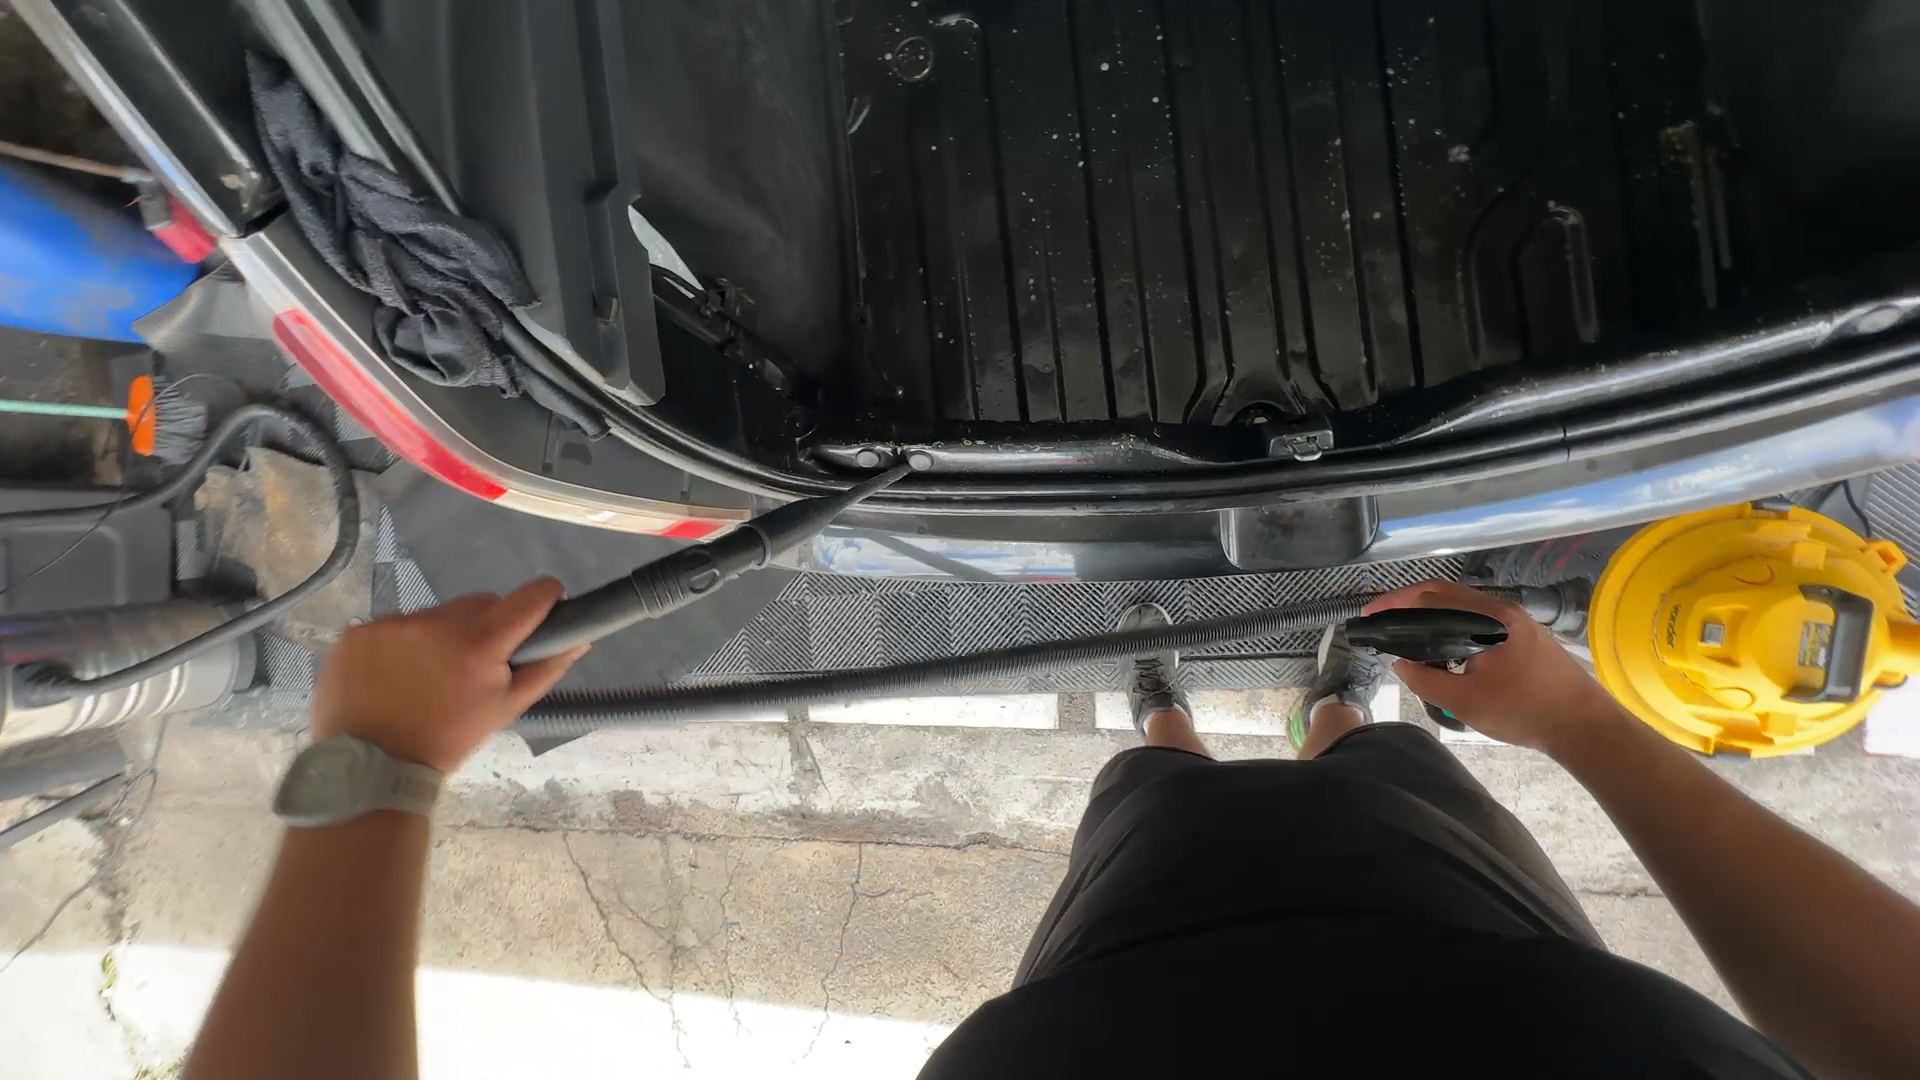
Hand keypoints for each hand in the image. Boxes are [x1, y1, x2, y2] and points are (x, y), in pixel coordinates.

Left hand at [310, 578, 586, 771]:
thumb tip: (581, 639)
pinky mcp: (358, 632)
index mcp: (479, 644)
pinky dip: (408, 640)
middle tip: (482, 658)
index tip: (549, 607)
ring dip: (448, 631)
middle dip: (491, 623)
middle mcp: (436, 624)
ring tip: (435, 668)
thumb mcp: (507, 708)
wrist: (368, 767)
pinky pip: (400, 622)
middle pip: (483, 602)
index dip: (546, 597)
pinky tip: (400, 670)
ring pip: (441, 612)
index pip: (530, 596)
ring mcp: (392, 625)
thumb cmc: (450, 738)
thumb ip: (547, 668)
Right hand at [1363, 580, 1629, 755]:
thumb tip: (1399, 663)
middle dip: (1407, 603)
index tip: (1369, 615)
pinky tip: (1441, 644)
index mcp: (1488, 619)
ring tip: (1406, 632)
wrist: (1588, 728)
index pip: (1429, 597)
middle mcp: (1503, 611)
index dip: (1393, 602)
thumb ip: (1423, 679)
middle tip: (1382, 619)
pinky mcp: (1525, 633)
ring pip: (1462, 604)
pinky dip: (1450, 622)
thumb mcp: (1463, 702)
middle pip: (1444, 593)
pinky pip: (1477, 616)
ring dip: (1430, 612)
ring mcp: (1517, 620)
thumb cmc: (1524, 712)